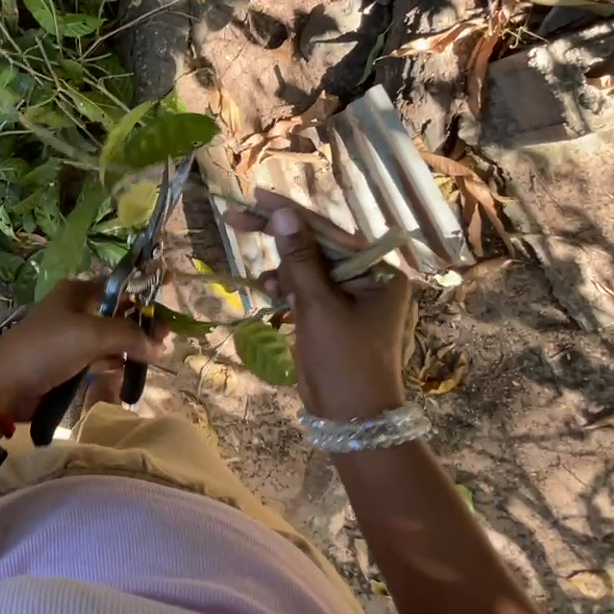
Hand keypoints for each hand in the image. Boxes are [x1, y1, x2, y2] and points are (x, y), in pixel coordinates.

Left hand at [0, 279, 165, 427]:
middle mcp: (75, 310)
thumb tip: (159, 345)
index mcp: (76, 292)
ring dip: (130, 348)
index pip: (118, 287)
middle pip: (117, 314)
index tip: (169, 302)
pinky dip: (115, 364)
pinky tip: (131, 372)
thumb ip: (128, 335)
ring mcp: (71, 338)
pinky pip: (100, 360)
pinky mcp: (69, 363)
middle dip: (140, 326)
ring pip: (111, 339)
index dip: (142, 293)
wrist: (6, 385)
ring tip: (153, 359)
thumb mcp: (90, 334)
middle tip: (164, 342)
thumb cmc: (47, 348)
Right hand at [226, 189, 411, 419]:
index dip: (290, 213)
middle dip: (277, 237)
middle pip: (314, 246)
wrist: (352, 417)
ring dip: (282, 271)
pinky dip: (285, 288)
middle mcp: (368, 279)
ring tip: (267, 287)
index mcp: (379, 274)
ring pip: (305, 267)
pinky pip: (304, 288)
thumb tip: (283, 215)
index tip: (256, 196)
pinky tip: (272, 295)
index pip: (328, 232)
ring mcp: (350, 297)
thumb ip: (299, 259)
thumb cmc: (343, 360)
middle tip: (234, 217)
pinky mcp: (332, 314)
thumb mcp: (317, 305)